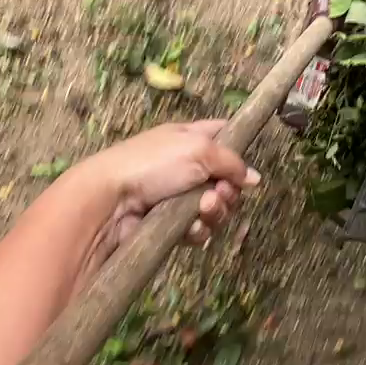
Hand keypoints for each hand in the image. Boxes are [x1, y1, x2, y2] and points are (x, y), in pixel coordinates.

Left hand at [66, 120, 259, 262]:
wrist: (111, 203)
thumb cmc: (153, 163)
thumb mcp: (198, 148)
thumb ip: (232, 161)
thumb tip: (254, 178)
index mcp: (189, 138)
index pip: (223, 135)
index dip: (237, 147)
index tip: (244, 162)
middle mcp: (186, 166)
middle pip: (226, 179)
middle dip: (229, 189)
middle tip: (220, 192)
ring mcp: (178, 197)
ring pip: (216, 208)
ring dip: (216, 211)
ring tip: (203, 209)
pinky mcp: (172, 226)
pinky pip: (199, 229)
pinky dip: (199, 229)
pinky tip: (191, 227)